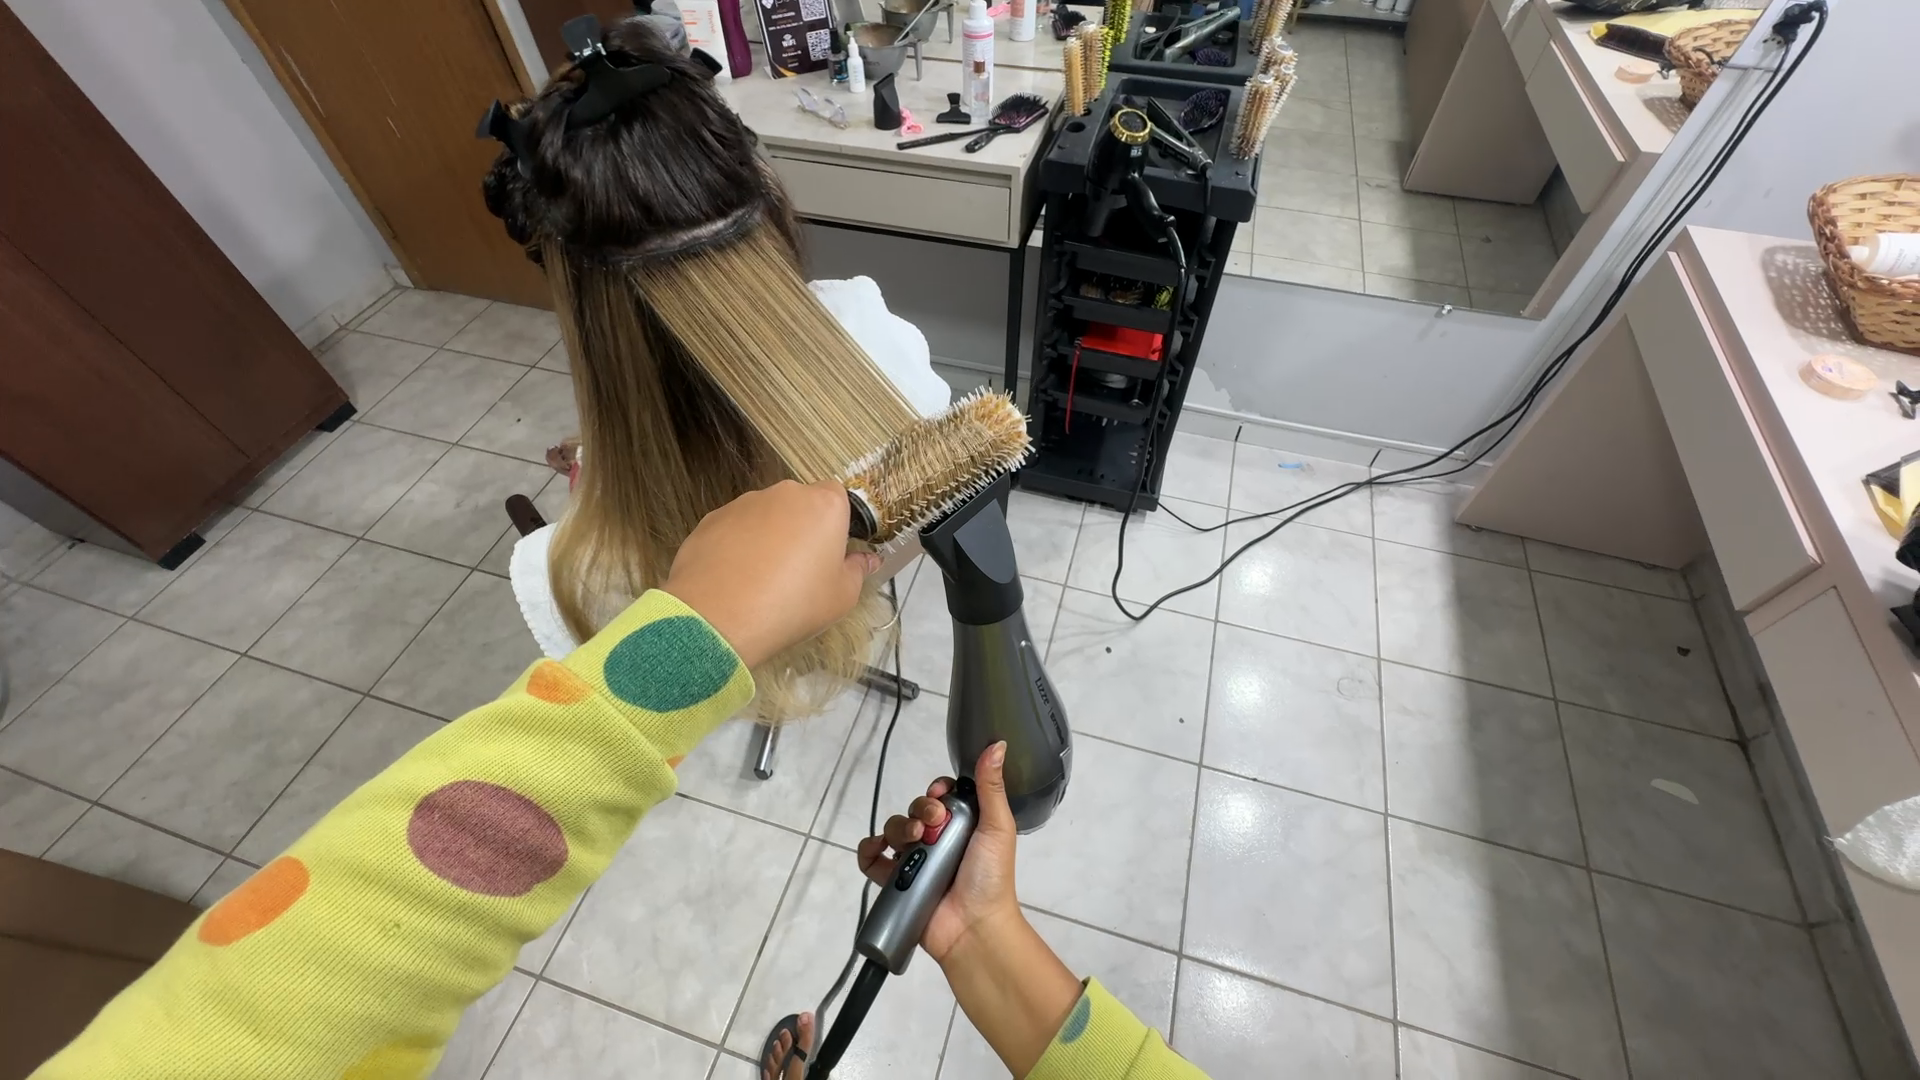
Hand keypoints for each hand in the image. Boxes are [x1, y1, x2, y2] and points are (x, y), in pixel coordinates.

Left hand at [663, 479, 878, 668]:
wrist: (719, 618)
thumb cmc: (795, 604)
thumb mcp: (842, 596)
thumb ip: (857, 570)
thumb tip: (867, 559)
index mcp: (824, 504)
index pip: (839, 497)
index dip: (837, 524)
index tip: (832, 554)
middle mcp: (785, 493)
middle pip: (801, 504)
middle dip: (803, 528)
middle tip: (800, 569)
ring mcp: (744, 503)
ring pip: (767, 515)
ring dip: (770, 536)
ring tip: (762, 578)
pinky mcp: (711, 519)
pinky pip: (736, 529)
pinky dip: (738, 546)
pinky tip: (735, 579)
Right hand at [857, 742, 1018, 963]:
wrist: (974, 927)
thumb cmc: (990, 875)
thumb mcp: (997, 827)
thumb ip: (992, 787)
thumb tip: (997, 743)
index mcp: (961, 825)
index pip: (940, 795)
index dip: (937, 789)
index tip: (941, 792)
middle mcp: (936, 839)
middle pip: (915, 809)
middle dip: (920, 809)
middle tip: (933, 823)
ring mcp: (914, 860)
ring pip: (894, 828)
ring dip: (899, 827)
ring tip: (914, 842)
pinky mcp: (895, 882)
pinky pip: (871, 859)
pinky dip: (868, 851)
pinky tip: (877, 850)